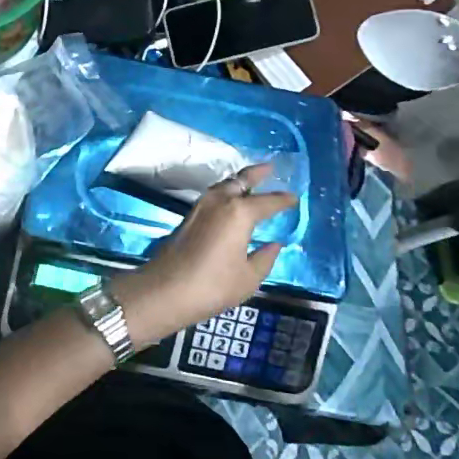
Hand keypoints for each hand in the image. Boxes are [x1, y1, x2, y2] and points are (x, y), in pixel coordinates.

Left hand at [109, 163, 294, 346]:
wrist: (164, 290)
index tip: (295, 198)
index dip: (283, 200)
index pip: (268, 201)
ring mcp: (199, 208)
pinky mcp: (187, 219)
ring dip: (237, 183)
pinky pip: (212, 198)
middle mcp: (218, 202)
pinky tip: (231, 205)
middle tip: (269, 168)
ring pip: (222, 187)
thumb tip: (274, 244)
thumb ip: (265, 258)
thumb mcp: (248, 277)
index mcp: (239, 212)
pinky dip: (225, 195)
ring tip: (251, 183)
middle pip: (239, 181)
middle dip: (255, 174)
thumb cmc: (212, 286)